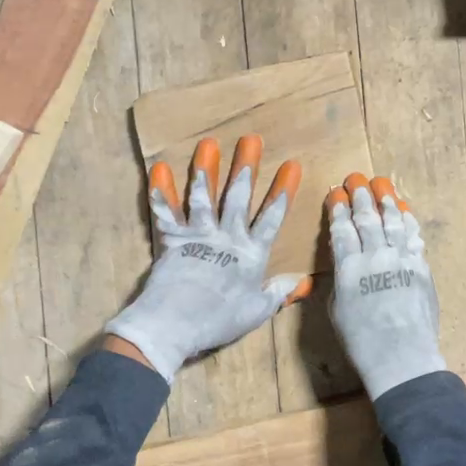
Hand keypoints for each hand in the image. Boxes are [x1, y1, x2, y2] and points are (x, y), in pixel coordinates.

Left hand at [105, 135, 304, 381]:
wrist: (172, 326)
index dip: (282, 191)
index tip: (292, 164)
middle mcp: (226, 237)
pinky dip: (161, 193)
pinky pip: (165, 214)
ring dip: (206, 170)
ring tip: (208, 144)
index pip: (271, 216)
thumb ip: (280, 293)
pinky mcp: (170, 241)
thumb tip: (305, 281)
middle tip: (251, 139)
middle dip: (245, 167)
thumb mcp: (256, 311)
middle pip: (238, 197)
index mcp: (250, 253)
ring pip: (203, 197)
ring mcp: (197, 235)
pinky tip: (159, 170)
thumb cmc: (218, 320)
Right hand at [328, 174, 445, 399]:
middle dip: (361, 196)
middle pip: (368, 219)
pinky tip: (404, 211)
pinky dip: (408, 221)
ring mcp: (401, 259)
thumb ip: (340, 280)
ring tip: (381, 187)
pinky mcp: (421, 266)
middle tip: (357, 179)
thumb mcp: (338, 310)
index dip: (338, 210)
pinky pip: (413, 236)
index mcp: (349, 269)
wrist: (402, 354)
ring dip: (386, 202)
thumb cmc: (362, 341)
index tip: (336, 193)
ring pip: (393, 221)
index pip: (342, 230)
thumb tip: (344, 260)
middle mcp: (375, 257)